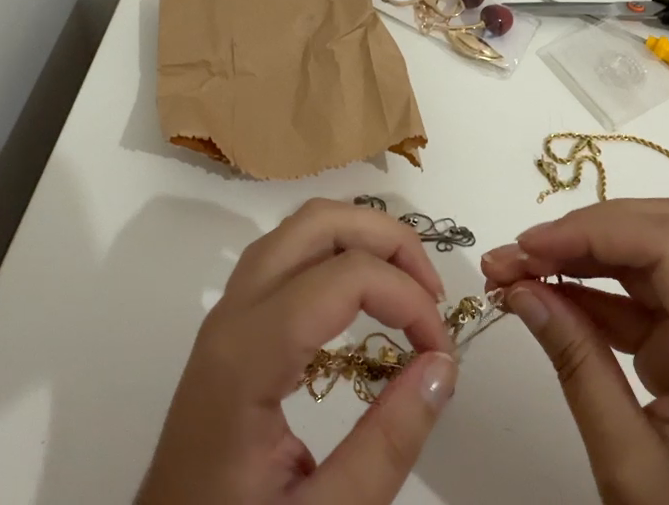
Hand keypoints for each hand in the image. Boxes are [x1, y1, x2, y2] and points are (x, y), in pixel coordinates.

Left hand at [136, 198, 459, 504]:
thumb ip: (386, 444)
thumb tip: (443, 365)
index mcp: (246, 358)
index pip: (342, 277)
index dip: (407, 298)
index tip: (442, 352)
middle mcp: (230, 317)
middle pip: (315, 224)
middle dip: (388, 240)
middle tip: (433, 295)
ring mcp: (226, 317)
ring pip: (298, 231)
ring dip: (362, 241)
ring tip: (409, 291)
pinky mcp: (231, 329)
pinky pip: (286, 258)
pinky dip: (336, 256)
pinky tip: (364, 303)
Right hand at [482, 199, 668, 504]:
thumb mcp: (627, 462)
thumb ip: (575, 364)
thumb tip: (519, 289)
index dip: (592, 230)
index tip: (525, 247)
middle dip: (588, 231)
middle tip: (517, 254)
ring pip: (664, 257)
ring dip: (592, 254)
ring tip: (523, 269)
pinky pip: (658, 298)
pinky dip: (604, 290)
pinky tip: (554, 297)